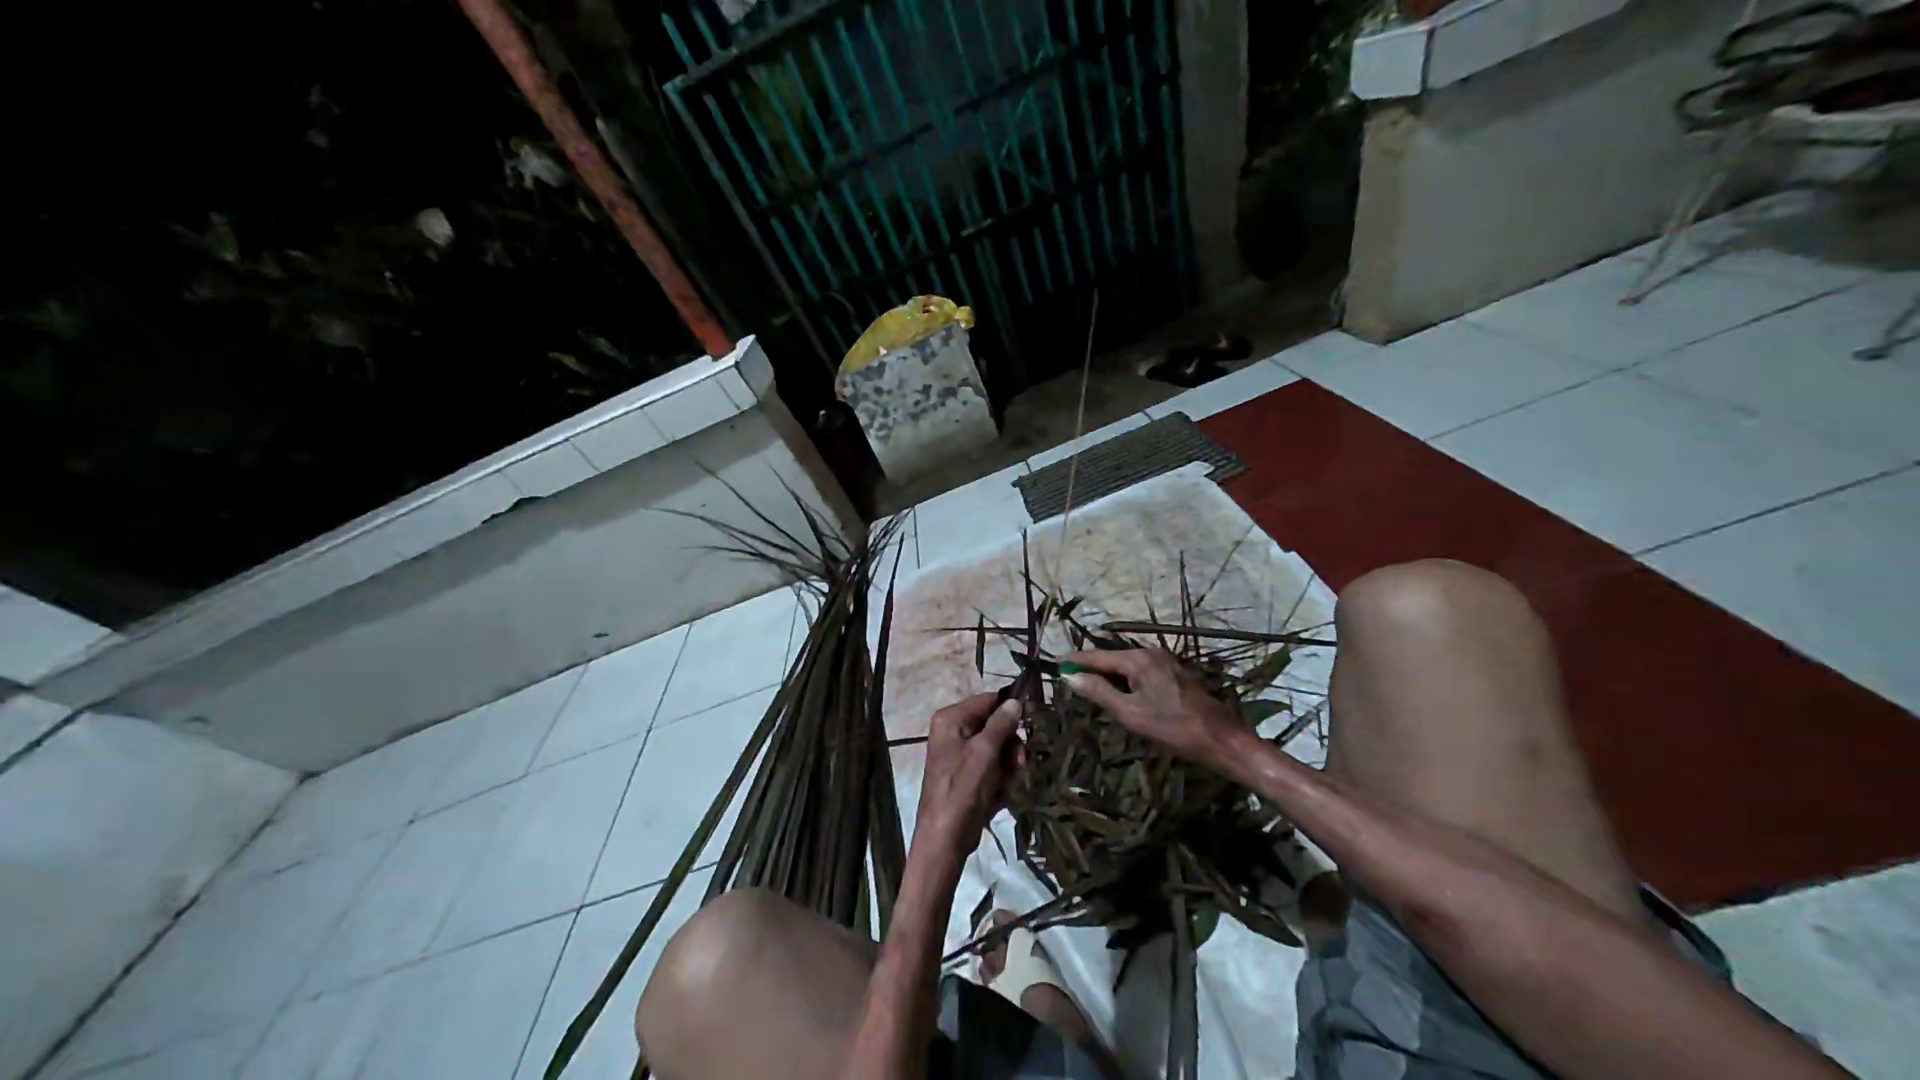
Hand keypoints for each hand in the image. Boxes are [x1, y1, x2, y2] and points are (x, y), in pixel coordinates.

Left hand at [915, 692, 1022, 854]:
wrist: (946, 837)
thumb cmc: (963, 789)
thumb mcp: (985, 752)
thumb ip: (1001, 723)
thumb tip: (1015, 701)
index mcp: (950, 719)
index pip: (987, 700)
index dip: (1011, 709)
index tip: (1034, 719)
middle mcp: (953, 732)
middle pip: (994, 724)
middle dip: (1011, 743)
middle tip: (1019, 762)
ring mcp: (961, 754)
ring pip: (998, 747)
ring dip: (1010, 762)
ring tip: (1012, 779)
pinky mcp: (969, 775)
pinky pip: (993, 765)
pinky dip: (1002, 776)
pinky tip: (1005, 790)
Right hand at [1060, 647, 1244, 766]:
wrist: (1220, 737)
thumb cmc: (1173, 728)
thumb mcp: (1130, 713)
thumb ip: (1099, 692)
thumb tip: (1070, 676)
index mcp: (1138, 659)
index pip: (1097, 656)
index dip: (1074, 660)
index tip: (1053, 663)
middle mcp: (1150, 653)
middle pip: (1111, 657)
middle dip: (1089, 665)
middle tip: (1066, 675)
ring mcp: (1164, 661)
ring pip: (1125, 664)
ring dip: (1106, 672)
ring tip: (1086, 683)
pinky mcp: (1172, 673)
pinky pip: (1138, 669)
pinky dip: (1123, 677)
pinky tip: (1116, 690)